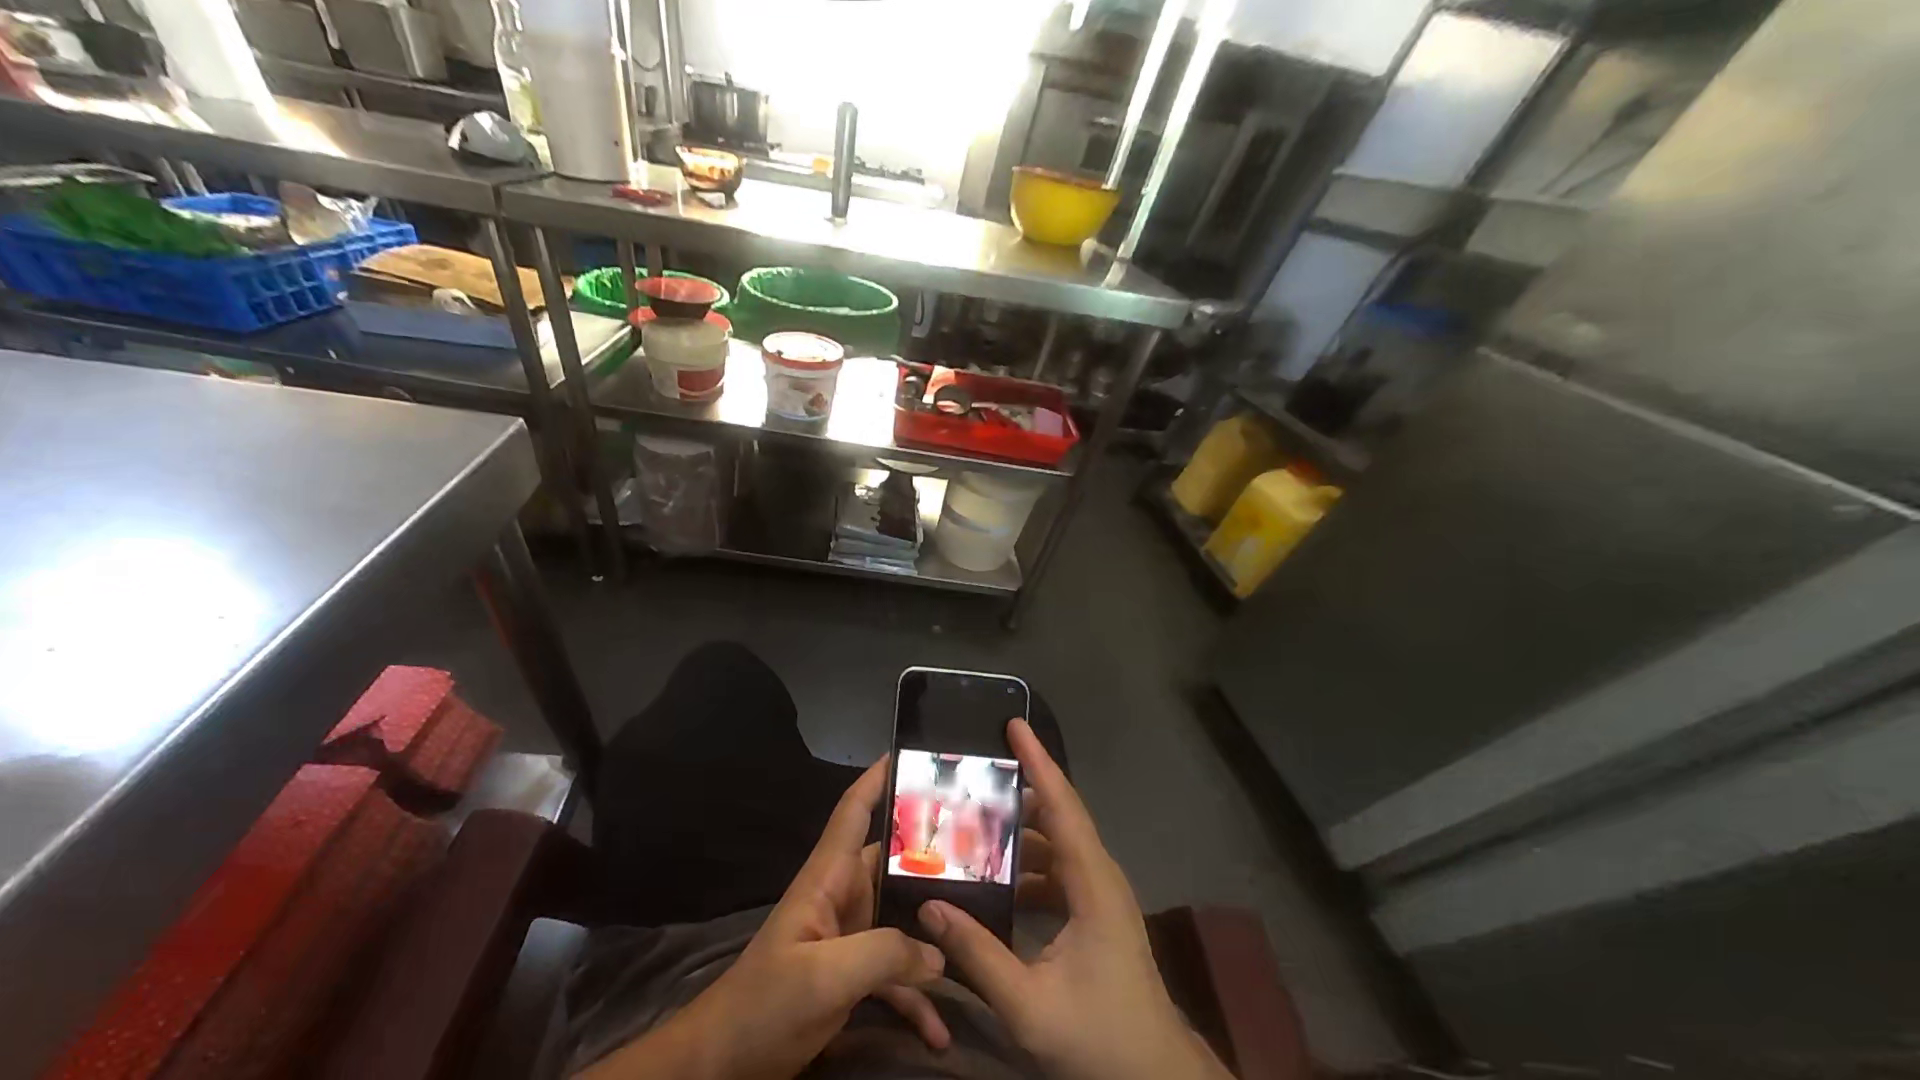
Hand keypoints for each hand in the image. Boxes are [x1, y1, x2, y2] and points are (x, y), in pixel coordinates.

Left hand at [582, 760, 947, 1079]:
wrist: (722, 1064)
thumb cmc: (765, 1004)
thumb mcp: (824, 975)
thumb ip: (884, 953)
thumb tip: (940, 952)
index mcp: (829, 879)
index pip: (854, 812)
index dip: (877, 779)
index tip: (911, 756)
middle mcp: (844, 898)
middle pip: (893, 862)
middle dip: (934, 855)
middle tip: (984, 850)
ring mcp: (850, 938)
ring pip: (904, 918)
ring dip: (935, 932)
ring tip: (983, 930)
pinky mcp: (854, 977)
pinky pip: (896, 976)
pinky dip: (917, 998)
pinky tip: (941, 1030)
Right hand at [919, 719, 1232, 1079]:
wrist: (1156, 1076)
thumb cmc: (1100, 1036)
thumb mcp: (1029, 1004)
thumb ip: (977, 954)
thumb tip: (929, 906)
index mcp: (1093, 884)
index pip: (1062, 806)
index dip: (1039, 762)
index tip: (1014, 726)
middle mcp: (1101, 878)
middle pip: (1059, 818)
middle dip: (1019, 791)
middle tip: (972, 777)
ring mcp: (1101, 897)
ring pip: (1058, 846)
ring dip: (1019, 833)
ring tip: (973, 823)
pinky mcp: (1097, 915)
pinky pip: (1059, 873)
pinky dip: (1028, 866)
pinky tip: (996, 879)